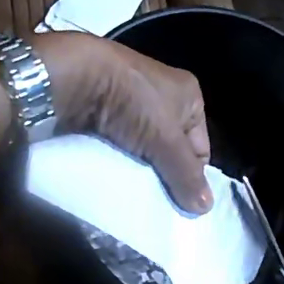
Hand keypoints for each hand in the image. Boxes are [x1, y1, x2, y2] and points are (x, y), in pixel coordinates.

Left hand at [34, 31, 212, 212]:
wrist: (77, 77)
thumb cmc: (134, 103)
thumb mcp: (166, 140)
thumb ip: (186, 174)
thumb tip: (207, 207)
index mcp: (190, 97)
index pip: (200, 147)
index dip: (191, 174)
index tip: (179, 201)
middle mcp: (165, 97)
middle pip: (172, 149)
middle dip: (164, 174)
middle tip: (156, 200)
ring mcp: (133, 105)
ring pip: (144, 149)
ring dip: (139, 169)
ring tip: (132, 190)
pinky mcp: (105, 112)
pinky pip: (120, 144)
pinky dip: (118, 160)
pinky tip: (112, 175)